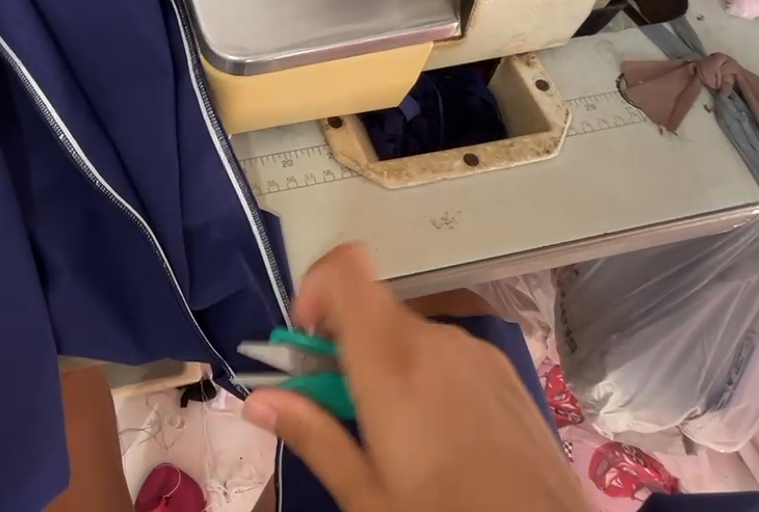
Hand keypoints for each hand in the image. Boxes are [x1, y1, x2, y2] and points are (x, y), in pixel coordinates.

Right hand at [243, 245, 588, 511]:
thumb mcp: (368, 498)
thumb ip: (311, 435)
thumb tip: (255, 399)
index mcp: (391, 361)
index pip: (345, 269)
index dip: (315, 285)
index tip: (306, 339)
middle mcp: (432, 339)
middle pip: (369, 307)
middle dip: (342, 343)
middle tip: (341, 407)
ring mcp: (473, 351)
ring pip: (406, 332)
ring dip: (384, 362)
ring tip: (395, 435)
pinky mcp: (503, 370)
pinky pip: (444, 351)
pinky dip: (424, 373)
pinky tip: (442, 438)